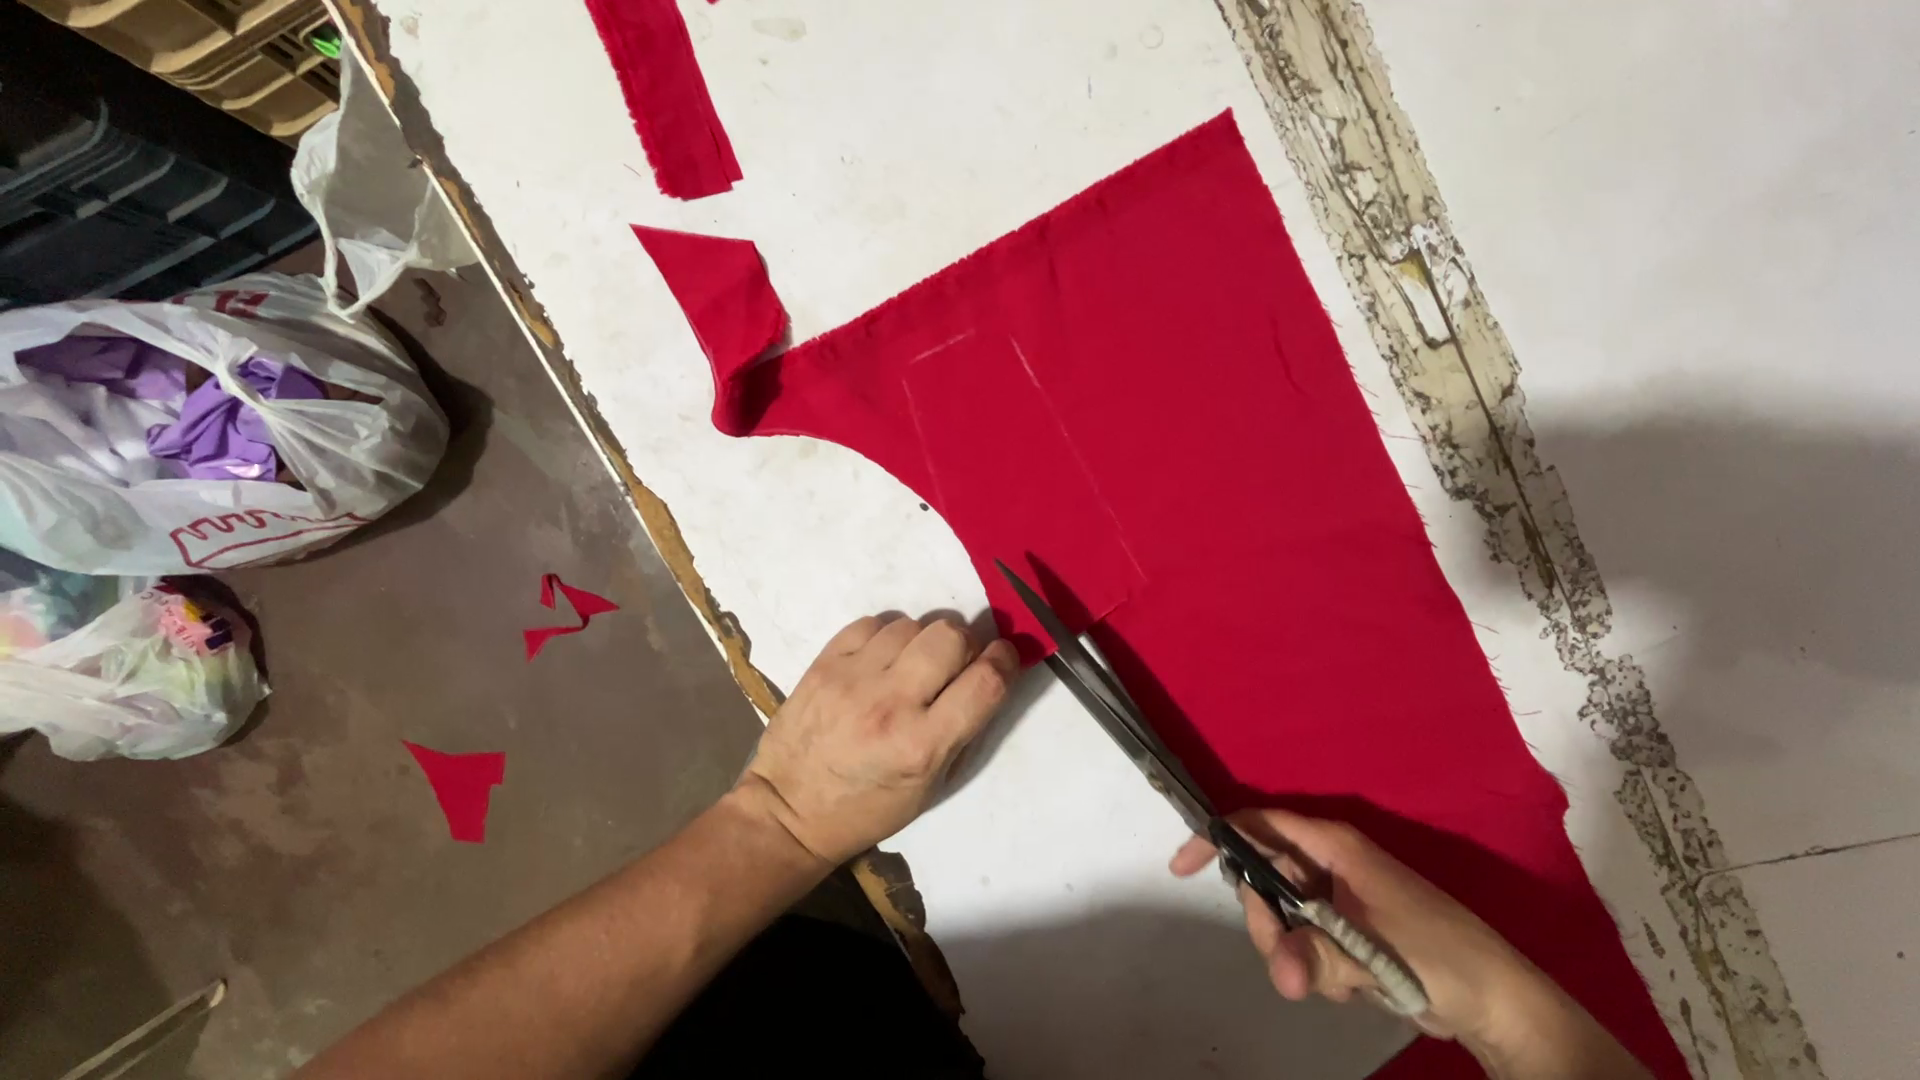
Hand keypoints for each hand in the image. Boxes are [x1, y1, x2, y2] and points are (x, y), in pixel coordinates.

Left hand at [736, 614, 1019, 866]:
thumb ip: (965, 728)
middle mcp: (890, 704)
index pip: (986, 681)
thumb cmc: (869, 808)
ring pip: (911, 623)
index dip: (1005, 660)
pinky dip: (886, 635)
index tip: (1003, 657)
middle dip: (964, 643)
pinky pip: (871, 622)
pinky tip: (881, 659)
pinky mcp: (823, 663)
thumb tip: (990, 673)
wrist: (789, 810)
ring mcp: (853, 679)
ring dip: (923, 639)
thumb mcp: (932, 787)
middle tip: (955, 662)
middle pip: (950, 636)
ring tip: (912, 663)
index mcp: (923, 745)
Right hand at [1169, 808, 1541, 1044]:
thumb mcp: (1375, 952)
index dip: (1218, 838)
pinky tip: (1352, 985)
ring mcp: (1336, 898)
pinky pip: (1303, 939)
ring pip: (1280, 914)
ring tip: (1336, 981)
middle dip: (1266, 921)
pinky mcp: (1345, 930)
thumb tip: (1279, 973)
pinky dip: (1313, 965)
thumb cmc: (1440, 954)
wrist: (1498, 1001)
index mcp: (1334, 845)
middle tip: (1288, 957)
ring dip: (1293, 950)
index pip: (1260, 825)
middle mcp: (1329, 864)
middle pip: (1263, 876)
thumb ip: (1318, 957)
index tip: (1183, 869)